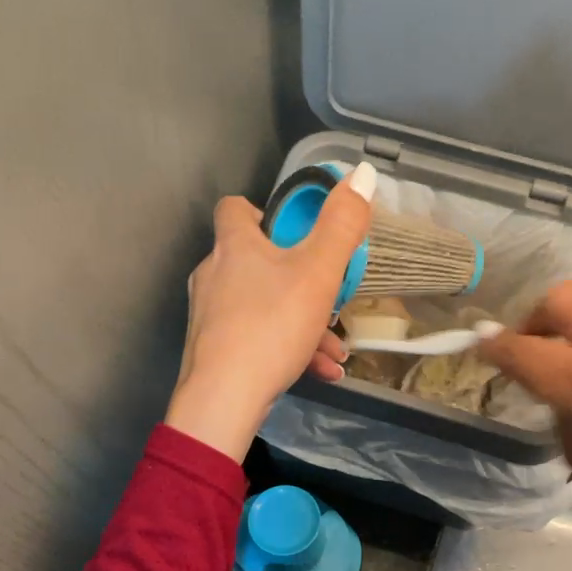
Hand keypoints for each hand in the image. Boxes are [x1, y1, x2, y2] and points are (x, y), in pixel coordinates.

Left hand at [164, 163, 376, 461]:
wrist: (225, 398)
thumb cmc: (271, 325)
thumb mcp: (318, 272)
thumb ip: (342, 225)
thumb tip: (362, 172)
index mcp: (233, 246)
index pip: (234, 209)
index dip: (263, 214)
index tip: (294, 233)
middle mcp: (213, 275)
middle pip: (258, 265)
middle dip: (300, 283)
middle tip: (329, 302)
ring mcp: (209, 317)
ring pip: (263, 310)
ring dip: (303, 326)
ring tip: (335, 352)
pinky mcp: (211, 353)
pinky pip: (256, 341)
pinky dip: (287, 352)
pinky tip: (320, 373)